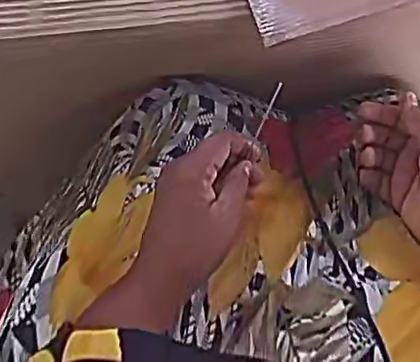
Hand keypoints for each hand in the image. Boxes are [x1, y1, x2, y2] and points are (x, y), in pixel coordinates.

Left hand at [127, 133, 261, 303]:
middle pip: (214, 150)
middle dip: (238, 162)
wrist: (159, 280)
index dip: (246, 146)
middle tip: (256, 182)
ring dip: (227, 175)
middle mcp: (178, 168)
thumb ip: (239, 184)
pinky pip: (196, 178)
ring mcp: (171, 181)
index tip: (260, 160)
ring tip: (245, 195)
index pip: (223, 140)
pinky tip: (226, 203)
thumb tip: (245, 166)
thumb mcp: (226, 217)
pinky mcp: (169, 195)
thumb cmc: (193, 251)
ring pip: (206, 165)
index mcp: (191, 168)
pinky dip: (214, 184)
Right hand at [355, 93, 419, 257]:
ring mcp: (404, 174)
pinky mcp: (396, 195)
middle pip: (386, 136)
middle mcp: (413, 154)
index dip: (382, 113)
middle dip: (371, 132)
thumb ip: (418, 123)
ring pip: (379, 156)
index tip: (364, 111)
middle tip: (362, 134)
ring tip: (364, 155)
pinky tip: (363, 173)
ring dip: (368, 152)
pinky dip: (367, 175)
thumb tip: (407, 97)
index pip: (400, 119)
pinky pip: (377, 181)